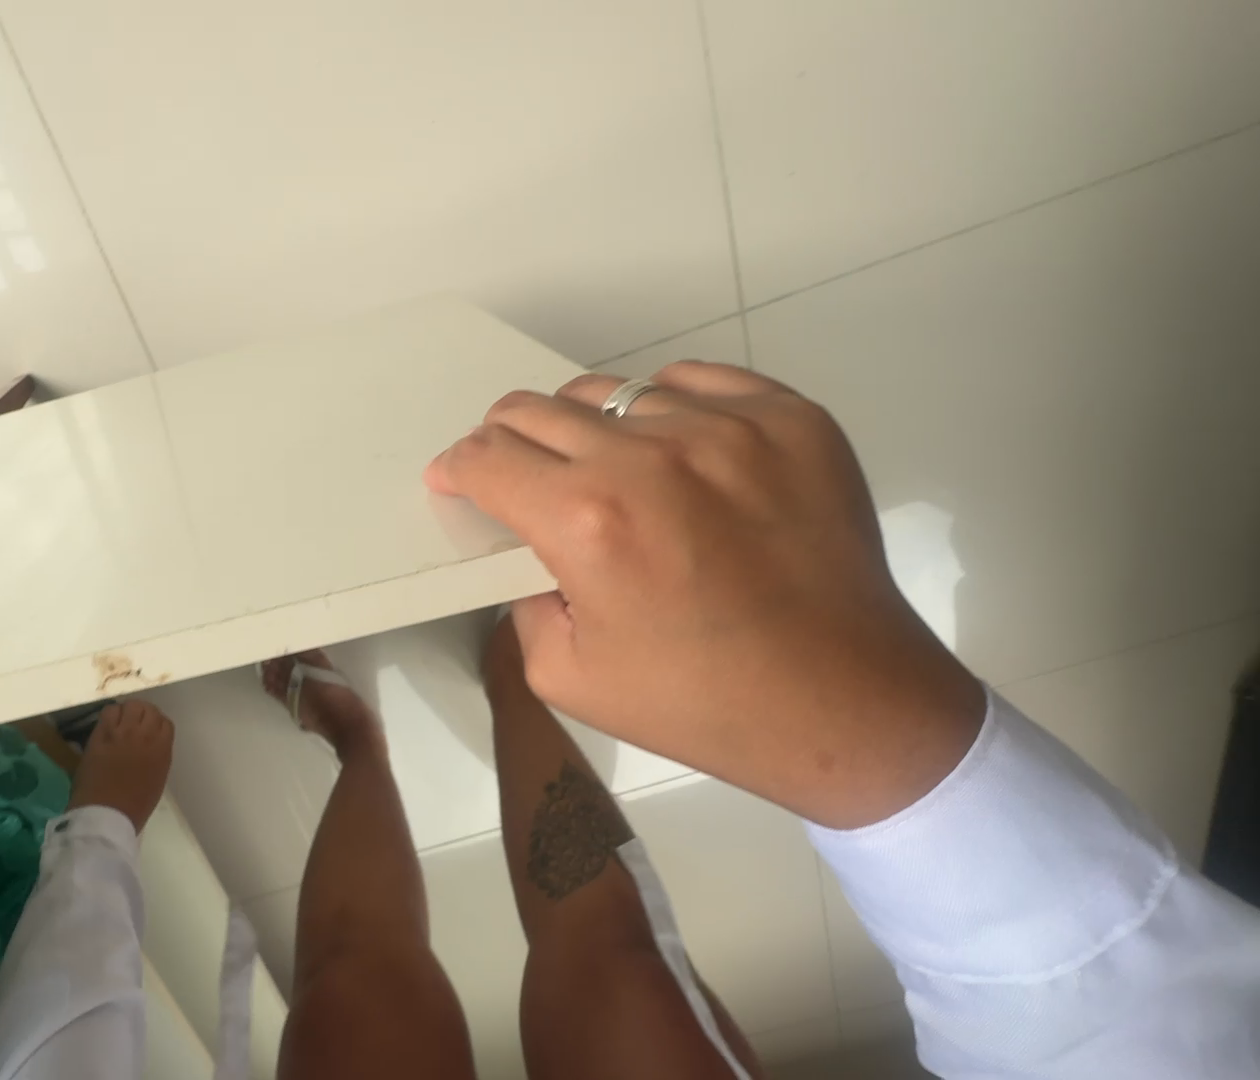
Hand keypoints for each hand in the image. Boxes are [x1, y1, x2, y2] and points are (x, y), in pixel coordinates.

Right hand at [427, 362, 983, 827]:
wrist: (845, 706)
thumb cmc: (696, 703)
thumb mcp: (563, 675)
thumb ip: (523, 598)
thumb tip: (533, 551)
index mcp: (585, 522)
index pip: (487, 459)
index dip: (455, 468)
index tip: (453, 480)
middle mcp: (648, 457)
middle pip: (534, 410)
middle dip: (502, 439)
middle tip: (512, 471)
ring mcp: (727, 428)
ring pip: (610, 390)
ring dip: (582, 426)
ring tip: (599, 467)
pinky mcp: (790, 418)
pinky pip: (691, 381)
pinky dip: (659, 408)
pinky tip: (669, 450)